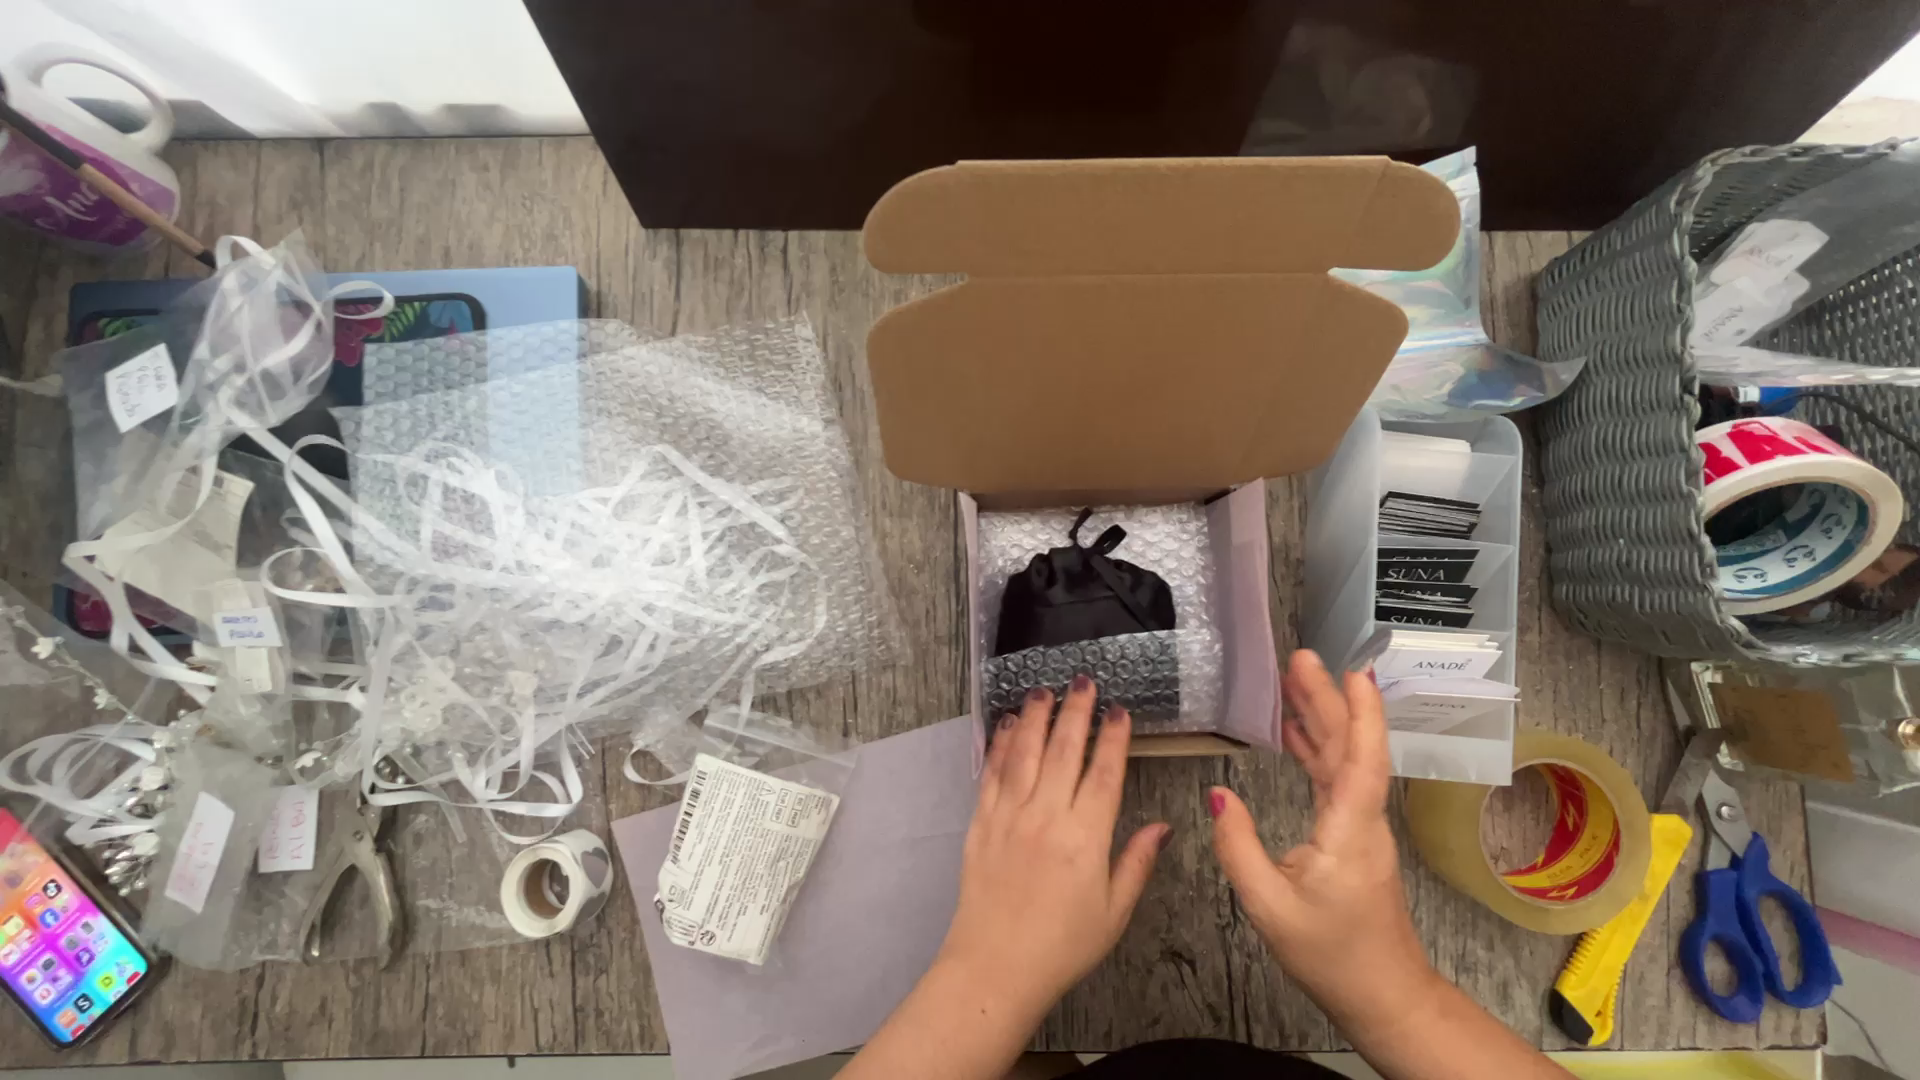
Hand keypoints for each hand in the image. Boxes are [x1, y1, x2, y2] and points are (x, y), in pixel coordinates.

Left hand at [935, 677, 1170, 1020]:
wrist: (995, 966)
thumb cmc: (1062, 945)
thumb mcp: (1114, 911)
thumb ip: (1136, 862)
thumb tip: (1163, 825)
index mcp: (1085, 837)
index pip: (1104, 773)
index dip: (1114, 737)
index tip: (1119, 709)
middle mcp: (1046, 816)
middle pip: (1064, 750)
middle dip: (1075, 710)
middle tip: (1082, 680)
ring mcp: (1009, 815)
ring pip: (1024, 752)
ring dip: (1035, 717)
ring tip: (1043, 689)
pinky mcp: (981, 821)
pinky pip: (991, 774)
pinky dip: (1000, 745)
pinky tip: (1007, 725)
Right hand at [1209, 649, 1437, 1028]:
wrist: (1382, 995)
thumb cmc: (1330, 954)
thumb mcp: (1268, 906)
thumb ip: (1238, 848)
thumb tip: (1218, 794)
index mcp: (1349, 830)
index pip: (1361, 761)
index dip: (1362, 714)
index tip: (1355, 672)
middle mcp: (1361, 819)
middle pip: (1349, 747)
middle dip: (1327, 699)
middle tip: (1300, 658)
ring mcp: (1359, 825)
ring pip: (1342, 759)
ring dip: (1320, 717)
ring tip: (1292, 679)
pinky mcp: (1351, 834)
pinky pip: (1335, 777)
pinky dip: (1314, 748)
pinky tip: (1292, 731)